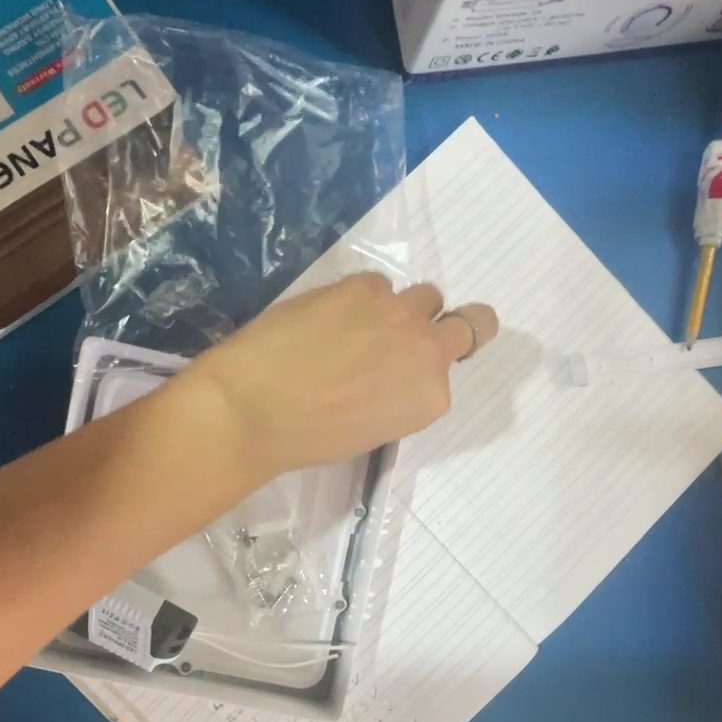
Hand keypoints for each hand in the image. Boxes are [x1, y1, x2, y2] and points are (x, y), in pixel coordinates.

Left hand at [176, 273, 499, 477]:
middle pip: (467, 322)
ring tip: (356, 328)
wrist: (253, 406)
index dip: (427, 370)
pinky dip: (359, 298)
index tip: (403, 374)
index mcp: (431, 398)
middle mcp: (426, 349)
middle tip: (399, 341)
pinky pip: (376, 284)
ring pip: (424, 296)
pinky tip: (326, 318)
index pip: (448, 372)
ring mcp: (396, 312)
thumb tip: (386, 375)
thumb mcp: (371, 430)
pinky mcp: (360, 285)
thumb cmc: (309, 438)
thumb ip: (396, 397)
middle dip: (441, 328)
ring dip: (400, 310)